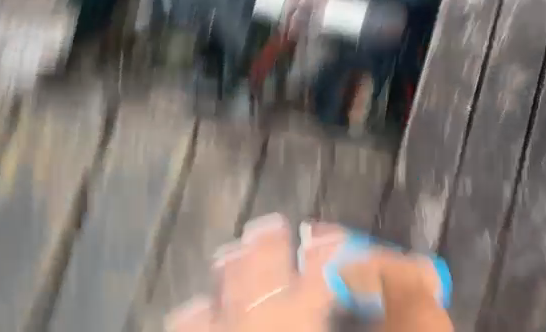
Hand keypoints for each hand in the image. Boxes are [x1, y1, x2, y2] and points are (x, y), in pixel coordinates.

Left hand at [166, 215, 340, 331]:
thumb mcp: (325, 331)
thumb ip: (339, 324)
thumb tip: (353, 322)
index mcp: (305, 315)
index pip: (320, 271)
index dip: (323, 249)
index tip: (326, 234)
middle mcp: (270, 315)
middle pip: (269, 271)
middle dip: (268, 246)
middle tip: (268, 224)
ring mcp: (234, 327)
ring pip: (230, 293)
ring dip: (231, 272)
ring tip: (229, 252)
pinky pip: (196, 328)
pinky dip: (194, 318)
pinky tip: (192, 309)